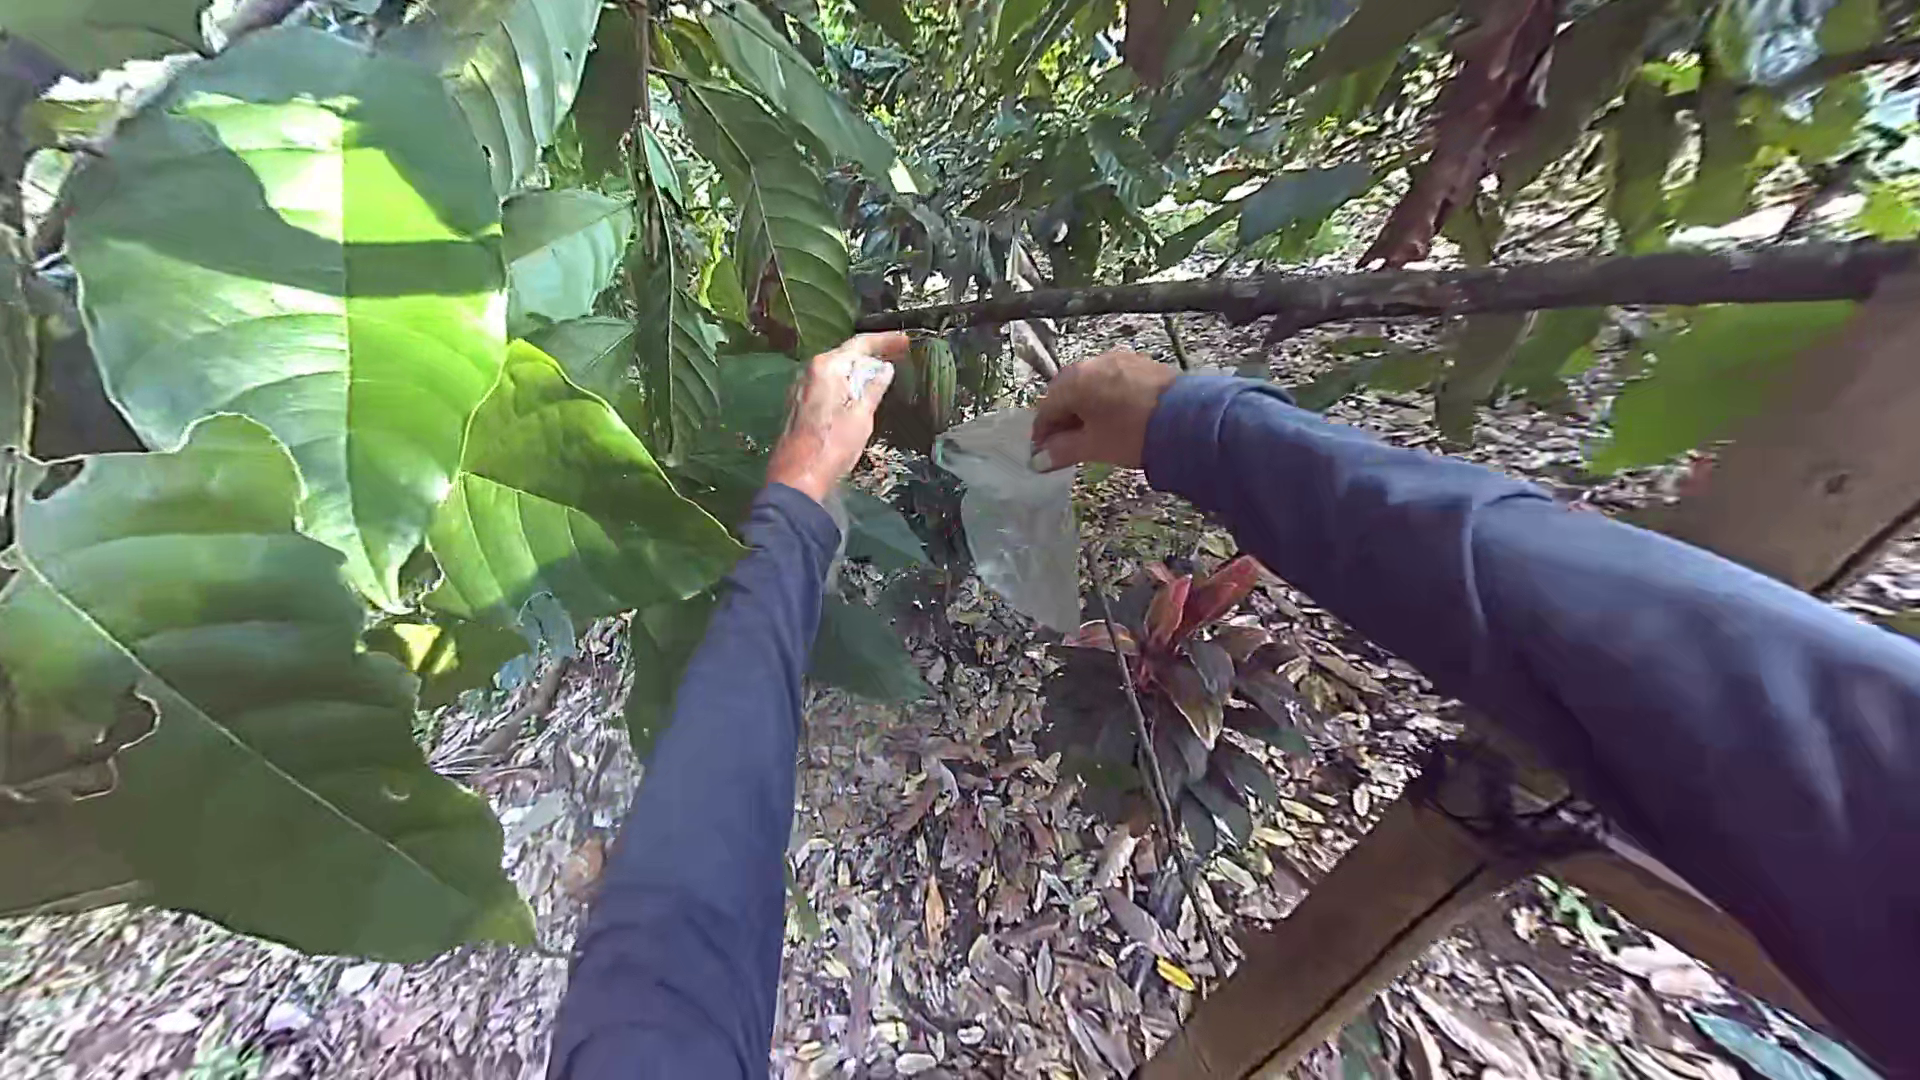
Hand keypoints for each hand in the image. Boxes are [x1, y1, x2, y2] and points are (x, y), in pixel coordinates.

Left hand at [765, 333, 905, 503]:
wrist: (798, 478)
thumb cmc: (833, 447)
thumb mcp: (861, 417)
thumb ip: (873, 389)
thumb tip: (884, 369)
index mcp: (826, 368)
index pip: (860, 345)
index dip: (886, 341)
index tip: (906, 342)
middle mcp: (810, 371)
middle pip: (846, 356)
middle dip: (873, 355)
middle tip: (899, 356)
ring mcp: (801, 388)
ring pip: (836, 371)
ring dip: (859, 371)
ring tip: (883, 374)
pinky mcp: (799, 405)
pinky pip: (828, 385)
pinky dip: (846, 384)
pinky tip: (859, 393)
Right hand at [1030, 349, 1177, 470]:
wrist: (1188, 420)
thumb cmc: (1132, 434)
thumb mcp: (1093, 447)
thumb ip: (1061, 451)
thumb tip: (1039, 460)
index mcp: (1074, 381)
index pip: (1046, 407)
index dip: (1042, 432)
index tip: (1043, 451)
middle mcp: (1092, 363)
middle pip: (1065, 391)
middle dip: (1062, 417)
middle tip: (1064, 442)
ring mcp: (1117, 359)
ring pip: (1089, 384)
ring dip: (1083, 406)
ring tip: (1090, 431)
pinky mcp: (1139, 363)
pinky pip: (1110, 380)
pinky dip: (1103, 397)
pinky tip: (1112, 417)